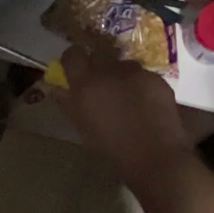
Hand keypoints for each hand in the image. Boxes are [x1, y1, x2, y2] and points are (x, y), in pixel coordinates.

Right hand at [58, 46, 194, 188]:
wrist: (156, 157)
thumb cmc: (112, 150)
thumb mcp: (83, 128)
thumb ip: (68, 103)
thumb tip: (56, 88)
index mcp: (86, 84)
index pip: (72, 54)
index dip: (72, 61)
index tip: (74, 72)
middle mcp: (110, 70)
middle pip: (99, 55)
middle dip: (98, 67)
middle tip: (101, 88)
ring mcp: (136, 72)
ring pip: (123, 65)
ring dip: (121, 76)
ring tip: (127, 99)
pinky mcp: (157, 78)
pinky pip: (143, 75)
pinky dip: (141, 85)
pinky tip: (146, 106)